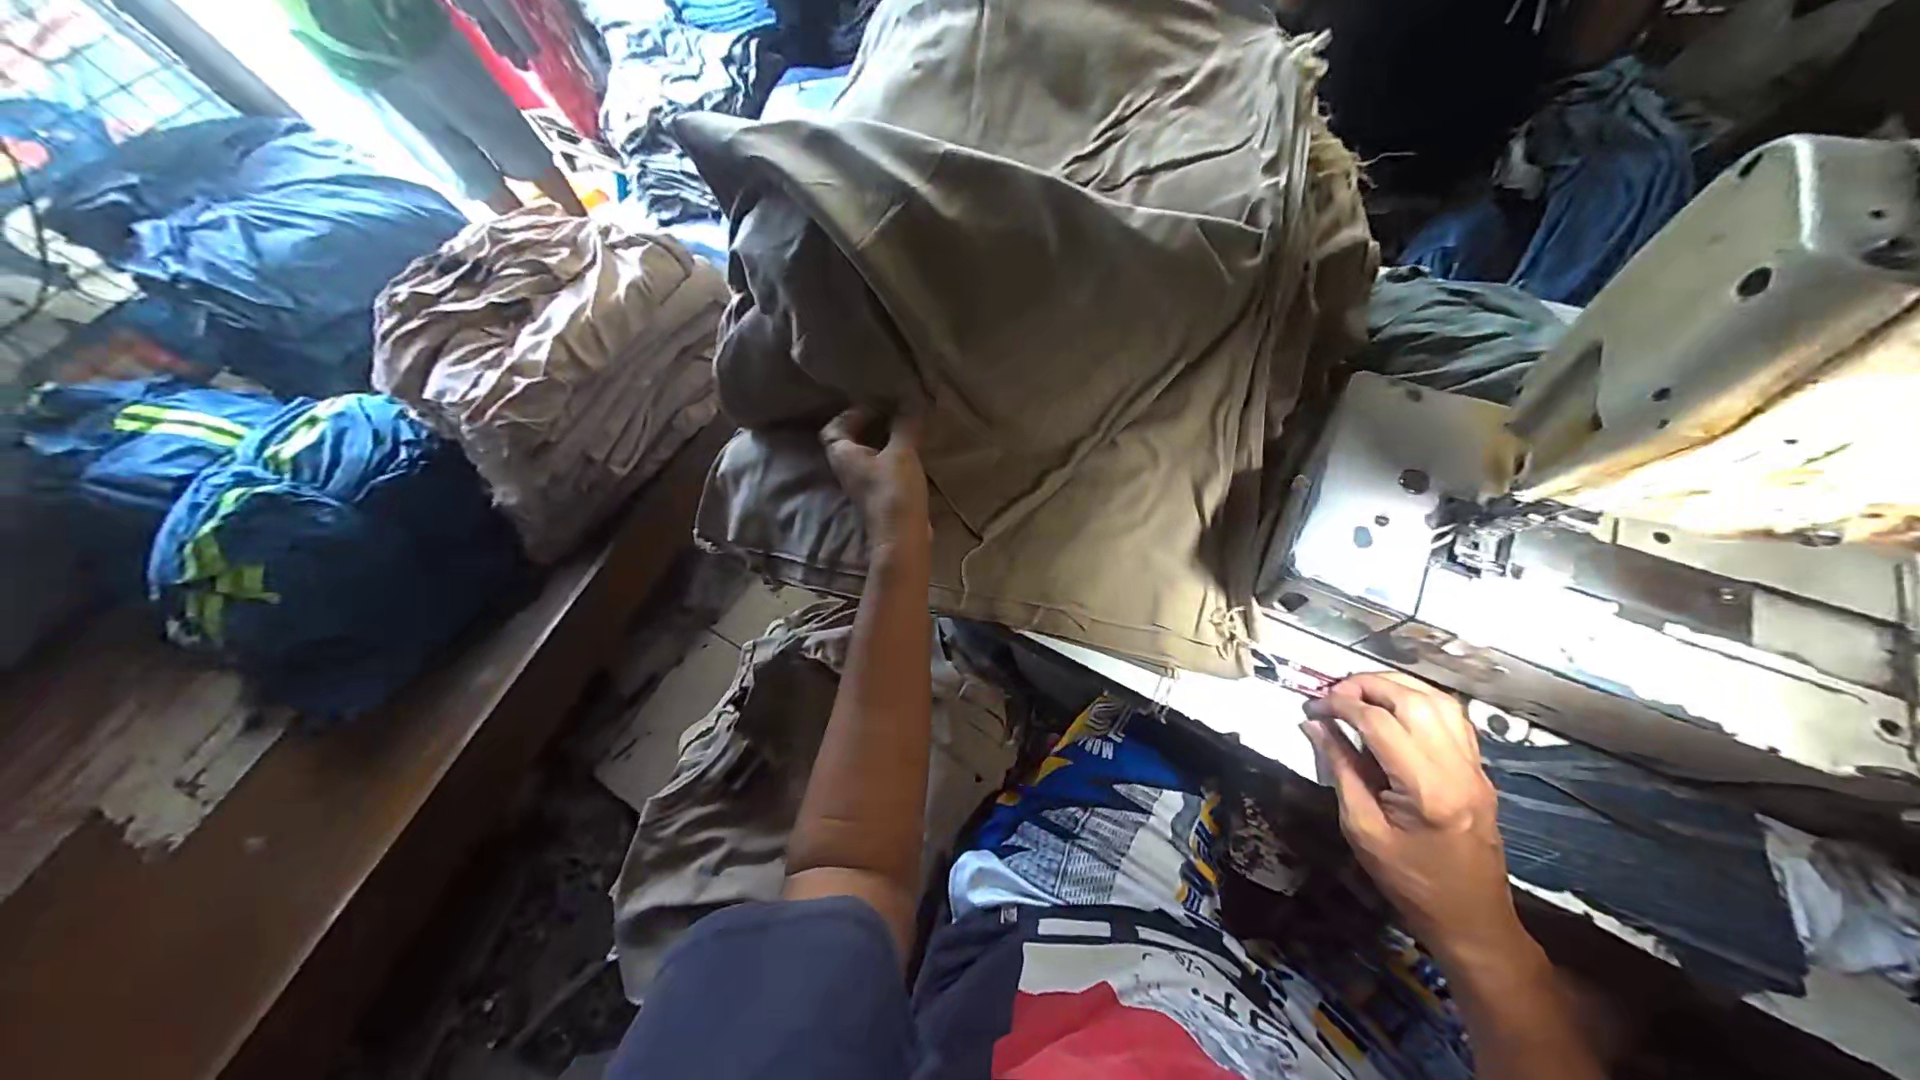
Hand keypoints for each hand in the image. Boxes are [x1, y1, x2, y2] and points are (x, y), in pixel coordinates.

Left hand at [820, 407, 928, 553]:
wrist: (902, 538)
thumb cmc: (893, 491)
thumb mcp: (901, 452)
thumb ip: (904, 425)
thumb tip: (911, 399)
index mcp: (842, 456)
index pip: (833, 428)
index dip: (849, 414)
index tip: (875, 405)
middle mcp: (846, 471)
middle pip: (849, 442)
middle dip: (867, 426)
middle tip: (892, 413)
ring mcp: (861, 487)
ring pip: (865, 458)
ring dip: (881, 443)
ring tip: (903, 430)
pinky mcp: (877, 498)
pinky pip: (879, 471)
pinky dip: (890, 459)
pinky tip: (910, 455)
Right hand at [1302, 672, 1522, 967]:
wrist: (1471, 919)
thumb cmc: (1408, 881)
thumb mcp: (1360, 827)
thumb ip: (1340, 768)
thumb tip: (1316, 725)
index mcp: (1426, 789)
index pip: (1379, 723)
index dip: (1340, 705)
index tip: (1312, 707)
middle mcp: (1457, 770)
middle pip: (1413, 700)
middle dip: (1368, 685)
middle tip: (1333, 693)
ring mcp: (1474, 768)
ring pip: (1439, 701)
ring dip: (1396, 686)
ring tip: (1360, 692)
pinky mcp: (1478, 771)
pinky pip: (1452, 718)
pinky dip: (1420, 701)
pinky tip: (1393, 707)